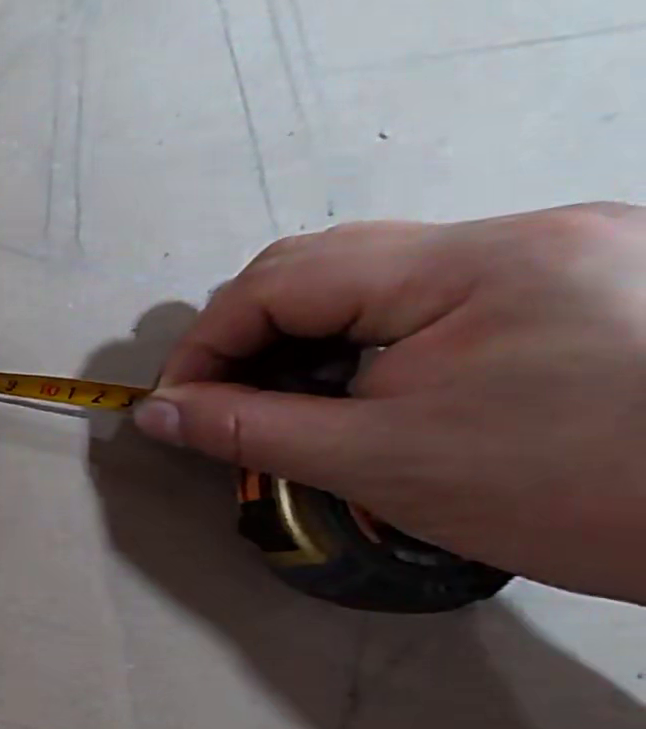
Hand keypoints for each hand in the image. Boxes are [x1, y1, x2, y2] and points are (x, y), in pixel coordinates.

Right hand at [135, 203, 645, 603]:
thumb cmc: (573, 495)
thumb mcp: (380, 464)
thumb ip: (247, 430)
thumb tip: (153, 414)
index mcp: (470, 264)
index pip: (279, 281)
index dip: (206, 343)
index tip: (176, 405)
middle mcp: (515, 233)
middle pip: (319, 262)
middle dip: (246, 332)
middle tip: (223, 398)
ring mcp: (555, 249)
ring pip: (367, 273)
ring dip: (300, 331)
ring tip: (288, 394)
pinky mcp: (576, 279)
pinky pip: (422, 289)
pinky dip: (361, 333)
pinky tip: (362, 380)